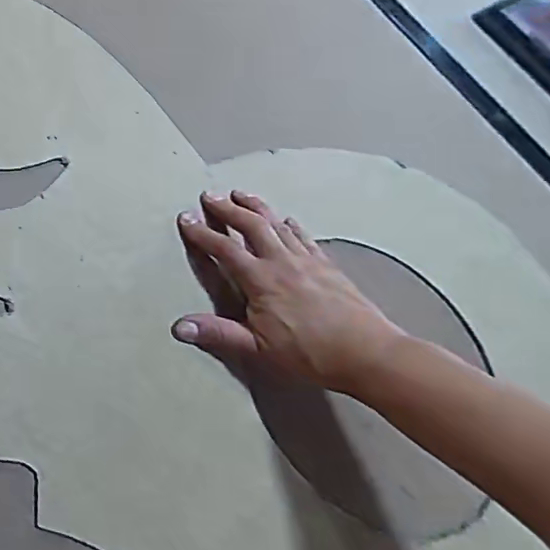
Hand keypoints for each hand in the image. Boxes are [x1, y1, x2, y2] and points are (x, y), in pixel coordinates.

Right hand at [172, 190, 410, 394]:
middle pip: (251, 225)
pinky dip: (290, 224)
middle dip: (227, 208)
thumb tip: (179, 327)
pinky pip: (304, 237)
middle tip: (209, 195)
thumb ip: (219, 333)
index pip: (224, 248)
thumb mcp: (259, 349)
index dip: (201, 232)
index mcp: (261, 280)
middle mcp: (283, 263)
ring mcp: (308, 262)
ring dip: (256, 207)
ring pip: (277, 224)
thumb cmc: (312, 355)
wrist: (371, 355)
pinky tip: (286, 219)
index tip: (185, 218)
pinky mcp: (328, 267)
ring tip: (240, 194)